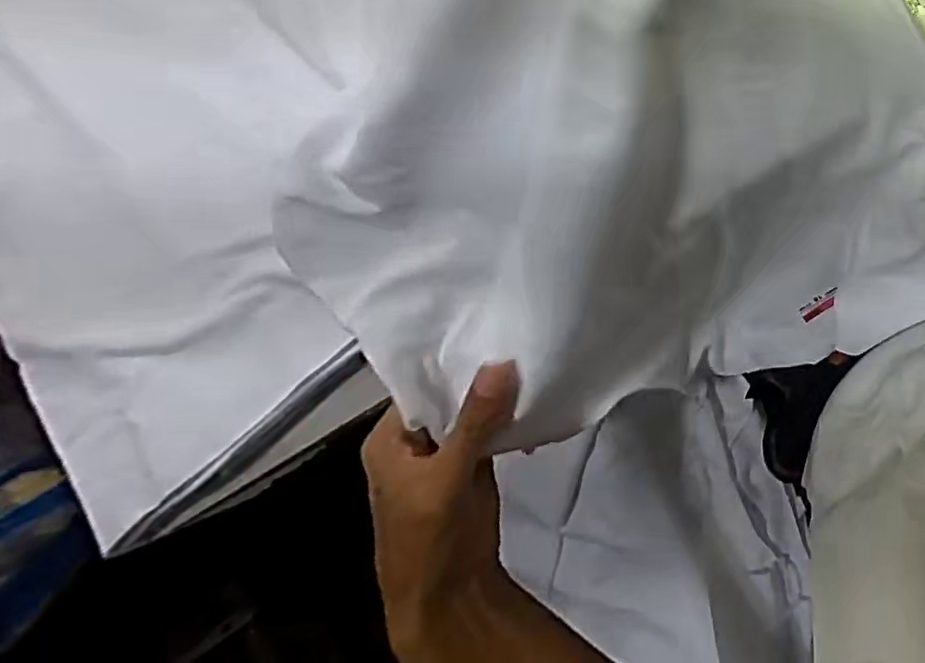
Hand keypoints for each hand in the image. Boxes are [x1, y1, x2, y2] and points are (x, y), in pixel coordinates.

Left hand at [363, 362, 519, 659]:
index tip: (497, 333)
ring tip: (535, 367)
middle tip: (524, 345)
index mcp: (389, 439)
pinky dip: (510, 417)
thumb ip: (474, 421)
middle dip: (485, 376)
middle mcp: (414, 439)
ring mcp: (444, 451)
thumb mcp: (448, 477)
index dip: (457, 359)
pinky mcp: (472, 461)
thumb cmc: (430, 537)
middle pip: (451, 394)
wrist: (449, 592)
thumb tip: (500, 362)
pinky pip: (491, 427)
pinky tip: (536, 405)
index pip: (423, 384)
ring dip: (502, 396)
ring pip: (474, 409)